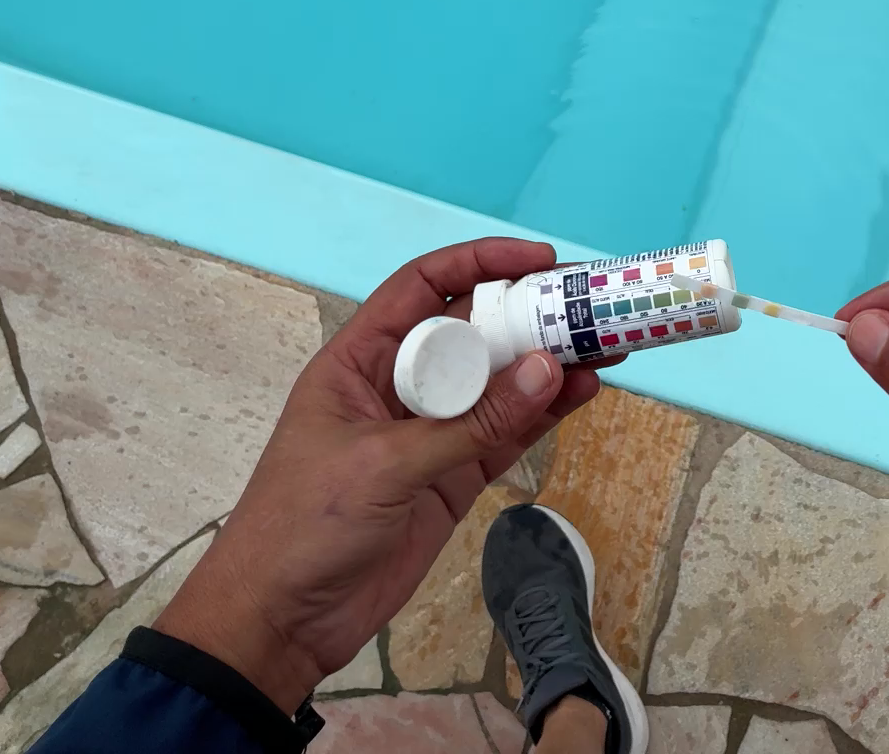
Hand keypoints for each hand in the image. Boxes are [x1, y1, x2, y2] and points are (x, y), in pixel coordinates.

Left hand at [153, 239, 617, 710]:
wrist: (281, 628)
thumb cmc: (305, 528)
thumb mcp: (387, 465)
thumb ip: (475, 420)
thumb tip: (551, 368)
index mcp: (365, 361)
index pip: (425, 287)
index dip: (482, 262)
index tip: (542, 260)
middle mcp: (408, 383)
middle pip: (480, 331)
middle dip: (535, 315)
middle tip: (592, 307)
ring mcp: (440, 426)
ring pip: (506, 378)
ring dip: (554, 362)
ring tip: (606, 349)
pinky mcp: (464, 466)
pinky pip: (516, 426)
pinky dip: (552, 408)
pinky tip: (585, 391)